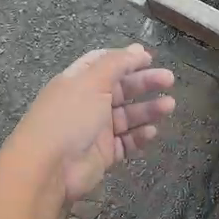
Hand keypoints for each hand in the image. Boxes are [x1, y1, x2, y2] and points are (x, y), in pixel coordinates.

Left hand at [6, 44, 174, 203]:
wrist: (48, 168)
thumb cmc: (69, 117)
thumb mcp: (91, 82)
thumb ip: (116, 63)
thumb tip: (138, 49)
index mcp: (78, 81)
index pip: (103, 63)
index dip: (126, 59)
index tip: (149, 57)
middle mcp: (87, 103)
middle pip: (121, 88)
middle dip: (145, 82)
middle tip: (169, 79)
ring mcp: (95, 129)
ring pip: (128, 116)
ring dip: (148, 109)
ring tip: (169, 106)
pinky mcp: (104, 153)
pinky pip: (126, 141)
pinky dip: (140, 136)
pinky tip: (151, 132)